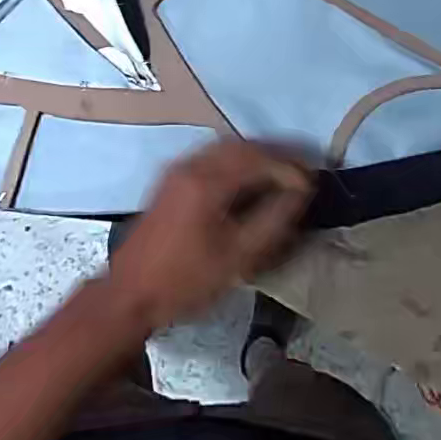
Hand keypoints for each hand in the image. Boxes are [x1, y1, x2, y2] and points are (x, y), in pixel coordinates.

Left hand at [106, 139, 314, 330]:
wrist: (128, 294)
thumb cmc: (185, 281)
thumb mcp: (237, 257)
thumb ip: (273, 220)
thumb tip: (300, 192)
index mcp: (207, 181)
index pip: (258, 158)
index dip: (290, 165)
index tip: (313, 178)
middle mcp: (191, 164)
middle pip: (243, 145)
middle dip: (277, 152)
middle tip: (303, 166)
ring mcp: (178, 168)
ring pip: (227, 147)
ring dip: (258, 153)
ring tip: (283, 169)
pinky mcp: (172, 177)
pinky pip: (213, 155)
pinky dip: (238, 159)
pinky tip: (251, 175)